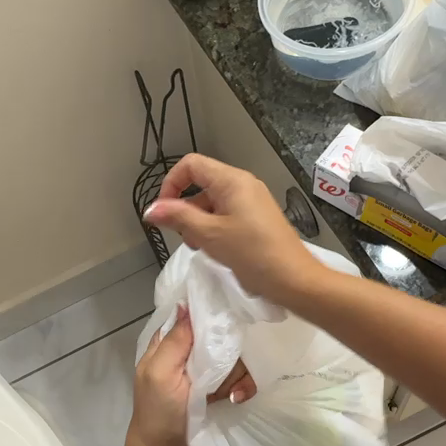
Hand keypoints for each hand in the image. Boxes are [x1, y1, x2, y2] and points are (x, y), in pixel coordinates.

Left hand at [127, 308, 255, 445]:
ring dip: (236, 377)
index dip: (211, 317)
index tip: (225, 326)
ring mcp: (207, 370)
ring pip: (235, 358)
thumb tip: (186, 305)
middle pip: (221, 337)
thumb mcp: (159, 373)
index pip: (194, 316)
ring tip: (228, 395)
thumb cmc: (157, 410)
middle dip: (228, 356)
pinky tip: (236, 399)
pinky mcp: (221, 388)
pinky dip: (243, 388)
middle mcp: (191, 352)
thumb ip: (174, 341)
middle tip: (221, 376)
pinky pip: (242, 378)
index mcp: (169, 342)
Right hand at [143, 154, 326, 303]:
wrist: (294, 280)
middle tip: (184, 236)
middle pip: (200, 183)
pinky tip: (216, 250)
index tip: (164, 211)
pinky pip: (226, 214)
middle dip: (185, 208)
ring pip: (212, 202)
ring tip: (201, 247)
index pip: (190, 164)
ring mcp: (252, 201)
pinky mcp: (257, 218)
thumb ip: (178, 218)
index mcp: (232, 180)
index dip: (171, 183)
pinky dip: (213, 228)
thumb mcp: (209, 235)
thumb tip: (150, 209)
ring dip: (198, 222)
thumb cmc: (253, 254)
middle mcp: (243, 184)